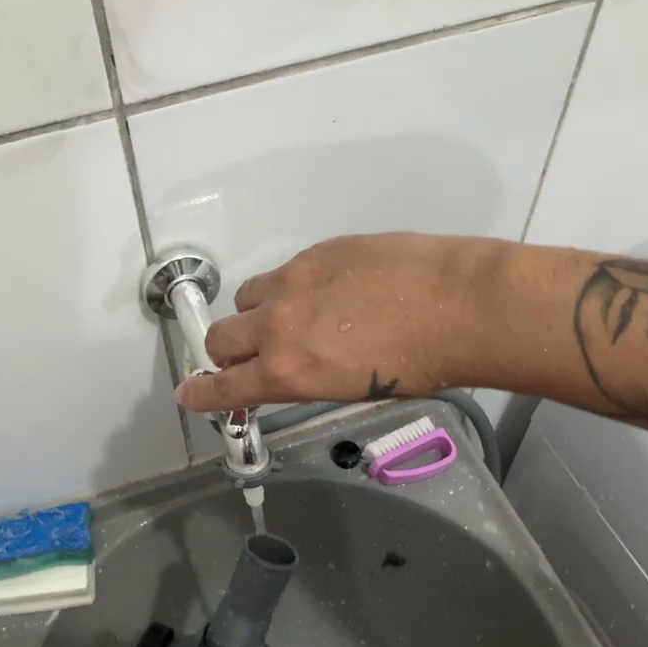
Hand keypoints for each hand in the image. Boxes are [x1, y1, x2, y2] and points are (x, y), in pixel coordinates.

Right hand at [173, 233, 518, 412]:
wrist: (459, 306)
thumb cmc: (417, 366)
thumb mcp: (350, 389)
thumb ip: (306, 378)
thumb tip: (292, 369)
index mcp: (288, 371)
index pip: (226, 386)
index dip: (202, 394)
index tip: (188, 394)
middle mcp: (277, 326)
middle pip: (220, 337)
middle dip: (227, 353)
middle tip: (249, 358)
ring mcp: (293, 282)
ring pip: (247, 297)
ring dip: (256, 314)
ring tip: (293, 319)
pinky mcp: (316, 252)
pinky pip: (283, 273)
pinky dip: (291, 289)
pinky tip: (330, 293)